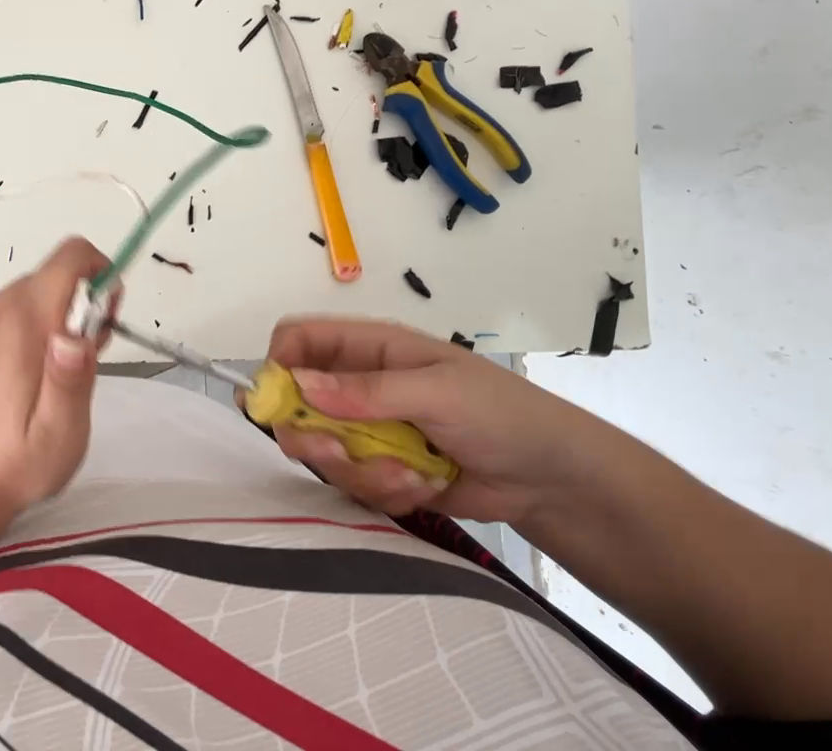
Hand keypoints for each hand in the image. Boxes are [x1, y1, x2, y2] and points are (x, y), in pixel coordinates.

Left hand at [0, 238, 112, 514]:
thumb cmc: (13, 461)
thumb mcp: (57, 434)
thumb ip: (71, 381)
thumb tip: (76, 334)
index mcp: (24, 321)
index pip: (72, 257)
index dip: (103, 278)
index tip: (105, 323)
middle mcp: (3, 306)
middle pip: (61, 272)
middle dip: (88, 305)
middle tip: (87, 363)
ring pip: (45, 290)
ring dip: (68, 319)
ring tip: (64, 377)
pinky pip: (26, 307)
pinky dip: (45, 327)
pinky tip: (41, 376)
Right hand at [265, 318, 622, 526]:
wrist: (553, 480)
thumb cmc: (503, 414)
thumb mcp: (437, 392)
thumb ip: (367, 390)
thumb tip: (299, 384)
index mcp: (370, 349)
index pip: (299, 340)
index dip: (279, 364)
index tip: (278, 402)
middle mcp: (357, 387)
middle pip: (295, 404)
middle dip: (312, 435)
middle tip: (335, 453)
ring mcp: (367, 431)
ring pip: (320, 450)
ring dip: (360, 470)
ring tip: (408, 476)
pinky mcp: (378, 471)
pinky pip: (352, 484)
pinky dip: (384, 491)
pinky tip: (424, 487)